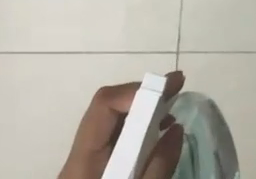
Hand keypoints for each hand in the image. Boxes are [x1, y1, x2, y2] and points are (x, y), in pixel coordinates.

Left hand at [57, 71, 185, 178]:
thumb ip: (158, 165)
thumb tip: (177, 128)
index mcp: (82, 158)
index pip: (104, 103)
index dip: (136, 91)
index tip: (167, 90)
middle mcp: (79, 153)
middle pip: (109, 106)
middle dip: (144, 95)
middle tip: (177, 86)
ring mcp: (83, 160)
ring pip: (112, 120)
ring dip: (142, 110)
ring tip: (172, 107)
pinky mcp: (91, 168)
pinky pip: (113, 137)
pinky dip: (136, 129)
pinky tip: (156, 133)